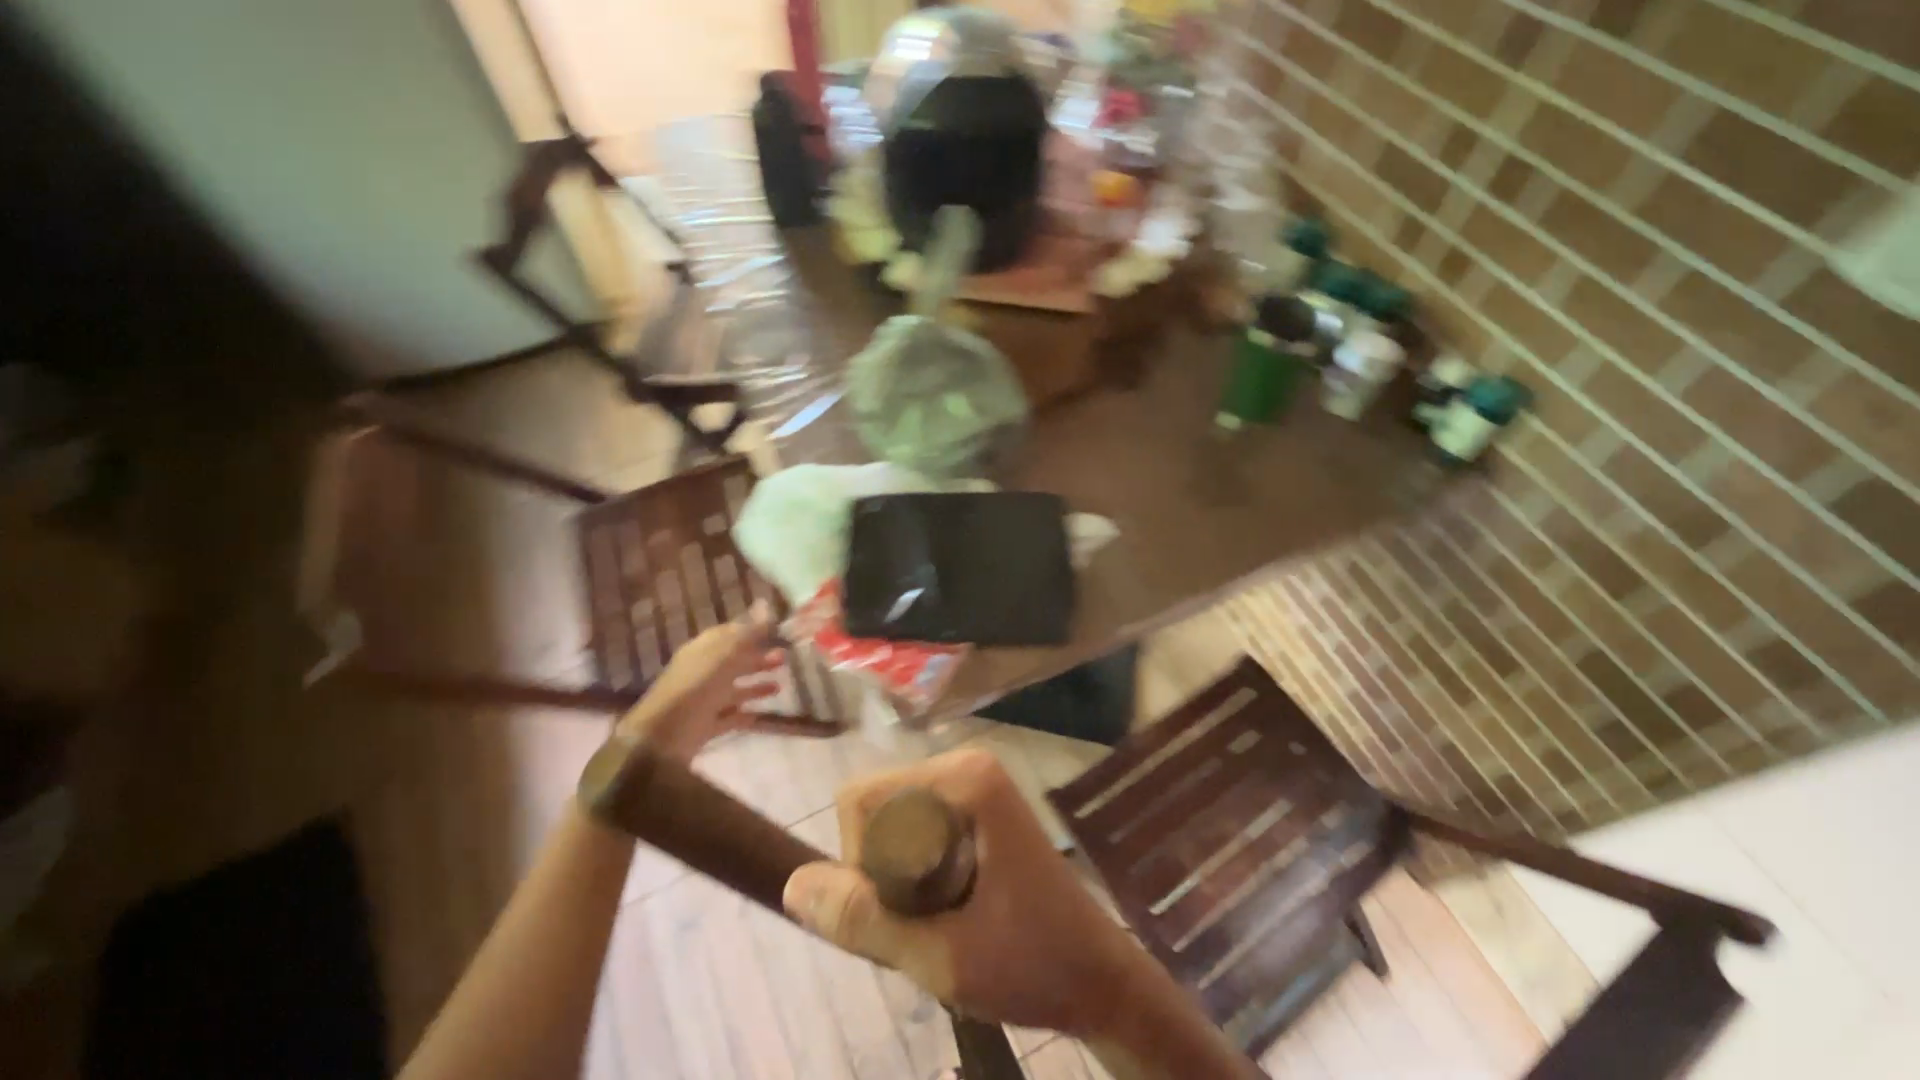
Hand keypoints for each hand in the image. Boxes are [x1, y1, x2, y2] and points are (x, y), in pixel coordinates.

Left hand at [617, 600, 782, 760]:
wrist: (664, 735)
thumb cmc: (696, 687)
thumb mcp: (724, 655)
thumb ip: (747, 633)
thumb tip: (765, 605)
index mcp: (702, 650)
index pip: (729, 634)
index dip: (751, 630)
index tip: (776, 630)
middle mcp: (702, 672)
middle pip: (734, 662)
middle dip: (758, 658)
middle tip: (784, 659)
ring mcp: (703, 700)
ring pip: (734, 689)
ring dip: (756, 686)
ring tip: (779, 686)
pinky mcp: (705, 725)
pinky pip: (728, 717)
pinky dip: (743, 715)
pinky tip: (760, 714)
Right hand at [781, 748, 1154, 1038]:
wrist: (1101, 981)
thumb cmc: (1032, 966)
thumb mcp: (940, 957)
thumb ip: (864, 919)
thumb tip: (793, 883)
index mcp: (963, 780)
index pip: (860, 802)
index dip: (862, 866)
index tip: (908, 914)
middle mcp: (965, 766)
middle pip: (870, 808)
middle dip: (880, 874)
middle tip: (929, 924)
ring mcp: (971, 785)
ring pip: (885, 824)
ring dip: (896, 881)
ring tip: (943, 921)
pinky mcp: (974, 808)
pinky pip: (909, 830)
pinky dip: (913, 875)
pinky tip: (951, 910)